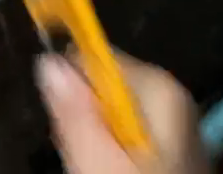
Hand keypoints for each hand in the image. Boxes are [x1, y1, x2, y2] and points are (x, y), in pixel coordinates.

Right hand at [38, 50, 208, 173]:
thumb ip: (74, 113)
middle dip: (86, 124)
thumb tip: (48, 60)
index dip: (74, 90)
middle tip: (87, 163)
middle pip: (103, 92)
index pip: (96, 60)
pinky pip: (128, 143)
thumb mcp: (101, 165)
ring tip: (100, 172)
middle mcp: (170, 99)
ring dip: (97, 149)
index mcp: (160, 88)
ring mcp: (174, 129)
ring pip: (112, 122)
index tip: (68, 129)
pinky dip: (114, 163)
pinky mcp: (171, 154)